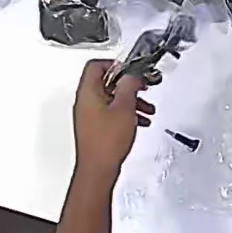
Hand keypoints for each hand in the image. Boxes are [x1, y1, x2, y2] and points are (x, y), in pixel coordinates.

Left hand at [72, 58, 152, 187]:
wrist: (98, 168)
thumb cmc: (106, 142)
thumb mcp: (125, 107)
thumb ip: (129, 86)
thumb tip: (131, 75)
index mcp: (88, 92)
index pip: (96, 66)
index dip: (116, 64)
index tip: (132, 69)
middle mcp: (85, 102)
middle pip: (106, 82)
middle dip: (128, 84)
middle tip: (142, 86)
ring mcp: (89, 115)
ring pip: (111, 98)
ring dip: (130, 100)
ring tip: (146, 107)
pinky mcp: (96, 127)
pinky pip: (111, 112)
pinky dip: (126, 112)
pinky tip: (139, 120)